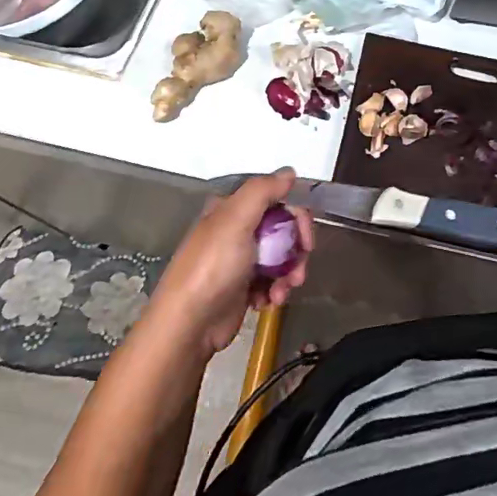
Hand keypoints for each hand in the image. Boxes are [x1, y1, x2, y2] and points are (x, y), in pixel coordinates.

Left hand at [145, 168, 312, 355]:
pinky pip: (271, 281)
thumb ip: (262, 191)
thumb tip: (289, 171)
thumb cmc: (213, 268)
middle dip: (296, 252)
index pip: (276, 201)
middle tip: (298, 273)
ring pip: (281, 259)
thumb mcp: (236, 220)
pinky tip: (267, 302)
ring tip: (281, 293)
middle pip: (283, 231)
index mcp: (231, 209)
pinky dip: (275, 291)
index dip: (297, 219)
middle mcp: (236, 230)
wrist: (189, 324)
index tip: (307, 241)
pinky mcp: (242, 286)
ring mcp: (240, 260)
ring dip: (288, 276)